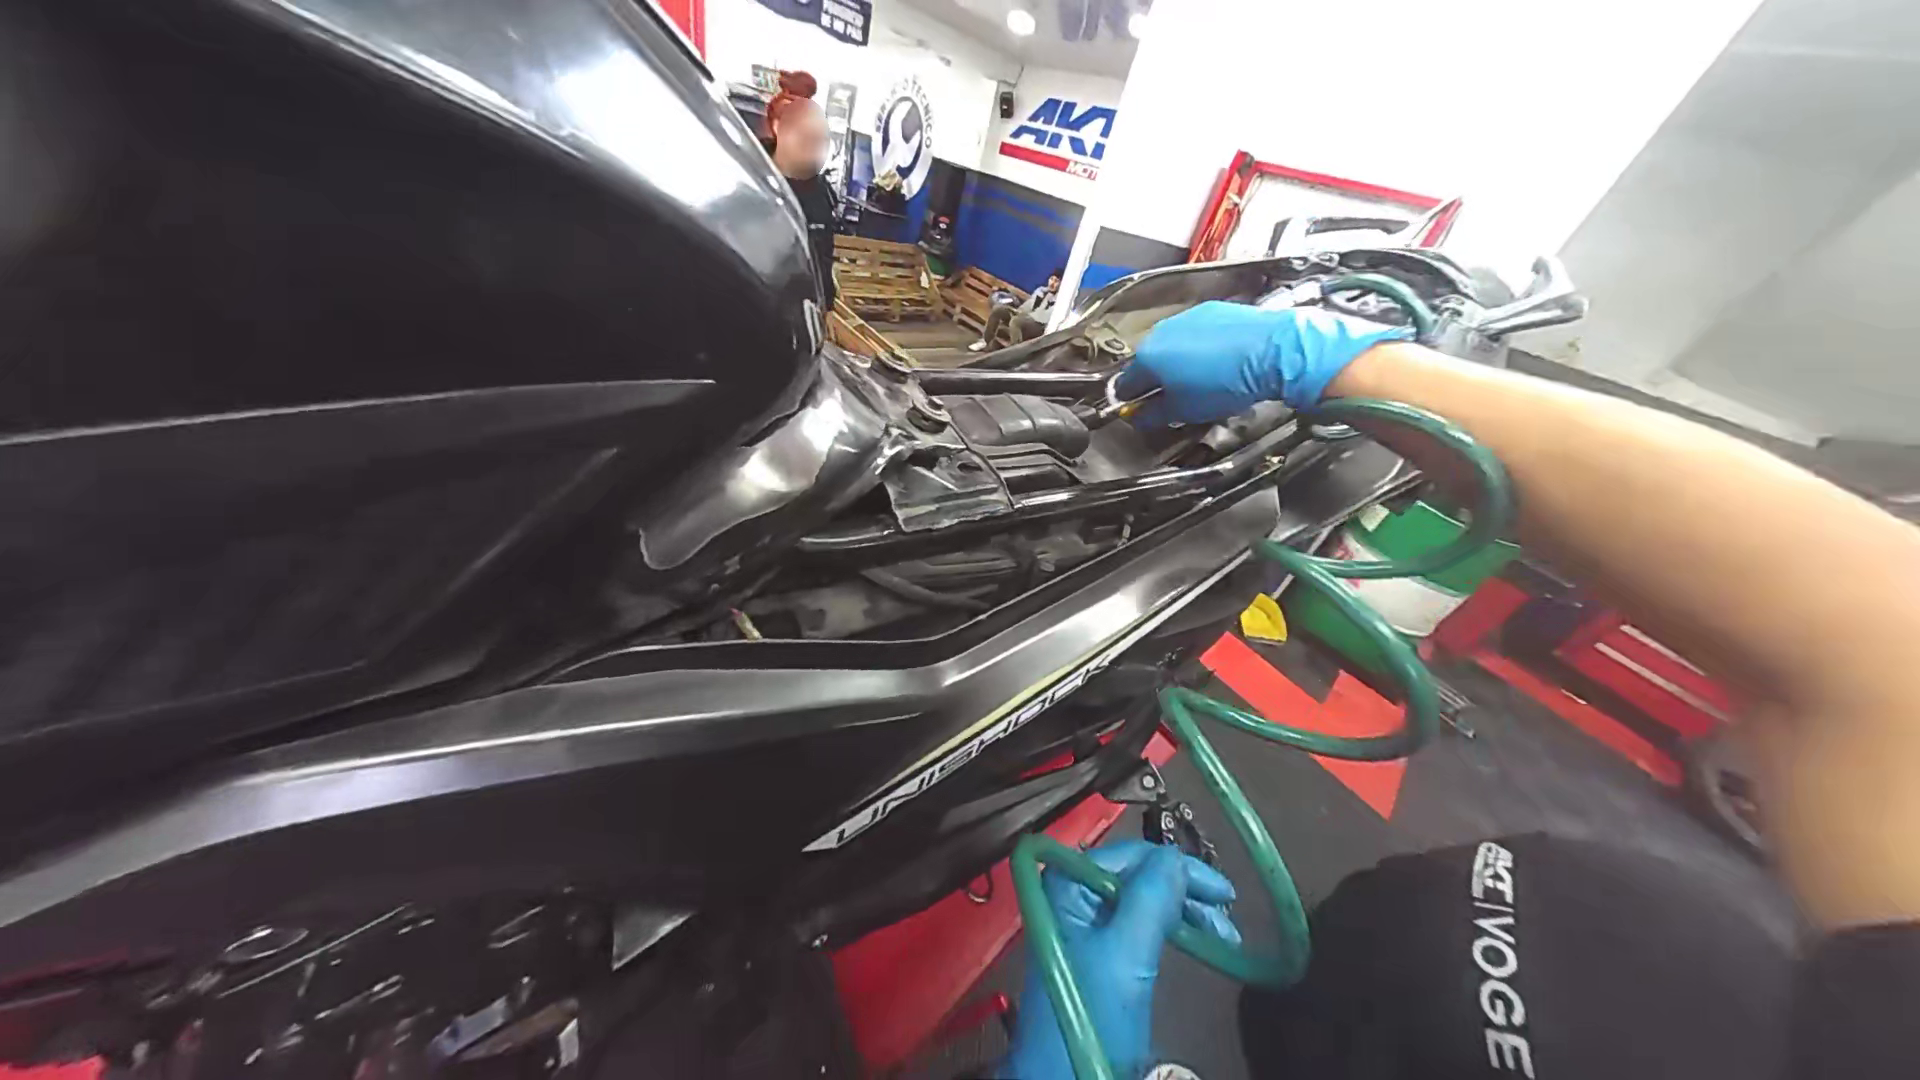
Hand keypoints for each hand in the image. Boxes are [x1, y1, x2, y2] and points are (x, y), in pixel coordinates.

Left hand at [1001, 840, 1240, 1079]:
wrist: (1062, 1079)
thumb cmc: (1093, 1012)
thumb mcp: (1126, 953)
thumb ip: (1151, 898)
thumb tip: (1178, 858)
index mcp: (1069, 880)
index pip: (1132, 855)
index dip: (1180, 867)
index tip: (1225, 892)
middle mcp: (1073, 890)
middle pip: (1138, 874)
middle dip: (1185, 890)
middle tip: (1229, 918)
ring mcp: (1083, 919)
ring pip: (1142, 898)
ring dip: (1182, 910)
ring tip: (1223, 934)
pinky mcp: (1096, 948)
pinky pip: (1138, 923)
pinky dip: (1169, 927)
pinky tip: (1193, 938)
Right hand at [1113, 301, 1413, 425]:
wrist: (1275, 351)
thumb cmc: (1229, 381)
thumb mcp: (1185, 410)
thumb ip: (1155, 414)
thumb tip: (1142, 417)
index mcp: (1148, 357)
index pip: (1126, 384)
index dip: (1131, 401)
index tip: (1139, 410)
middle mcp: (1162, 332)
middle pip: (1149, 361)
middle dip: (1156, 380)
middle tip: (1171, 399)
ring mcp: (1188, 318)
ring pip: (1172, 346)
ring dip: (1178, 363)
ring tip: (1198, 382)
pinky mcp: (1213, 311)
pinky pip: (1195, 334)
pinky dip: (1199, 349)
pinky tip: (1216, 364)